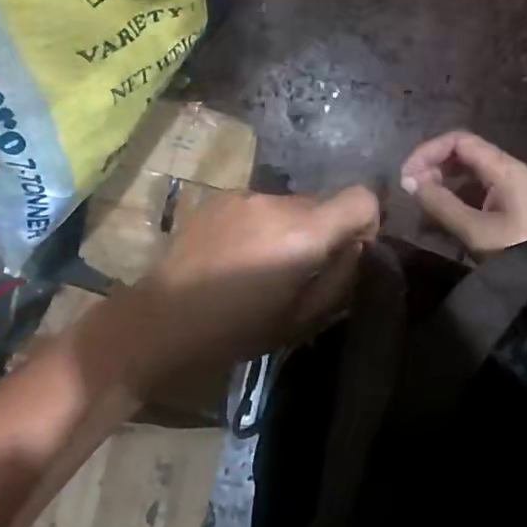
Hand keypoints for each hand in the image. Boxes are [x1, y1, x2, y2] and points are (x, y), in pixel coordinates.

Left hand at [82, 187, 379, 405]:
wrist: (161, 319)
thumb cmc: (234, 331)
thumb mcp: (300, 320)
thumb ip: (339, 279)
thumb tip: (358, 249)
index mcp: (302, 233)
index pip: (361, 198)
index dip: (365, 224)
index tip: (348, 255)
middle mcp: (276, 202)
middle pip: (322, 203)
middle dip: (323, 231)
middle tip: (300, 271)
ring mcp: (243, 195)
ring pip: (289, 205)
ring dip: (289, 228)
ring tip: (262, 265)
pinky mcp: (218, 198)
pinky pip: (257, 205)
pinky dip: (259, 224)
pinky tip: (236, 254)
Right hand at [400, 130, 526, 254]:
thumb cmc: (521, 251)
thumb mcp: (475, 230)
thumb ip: (440, 203)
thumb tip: (409, 182)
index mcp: (504, 169)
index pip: (458, 141)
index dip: (428, 152)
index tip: (406, 175)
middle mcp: (507, 171)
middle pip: (462, 154)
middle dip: (432, 168)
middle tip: (411, 192)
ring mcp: (510, 189)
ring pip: (467, 174)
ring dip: (440, 186)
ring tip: (421, 208)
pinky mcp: (510, 207)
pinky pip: (475, 192)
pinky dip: (453, 200)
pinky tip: (439, 220)